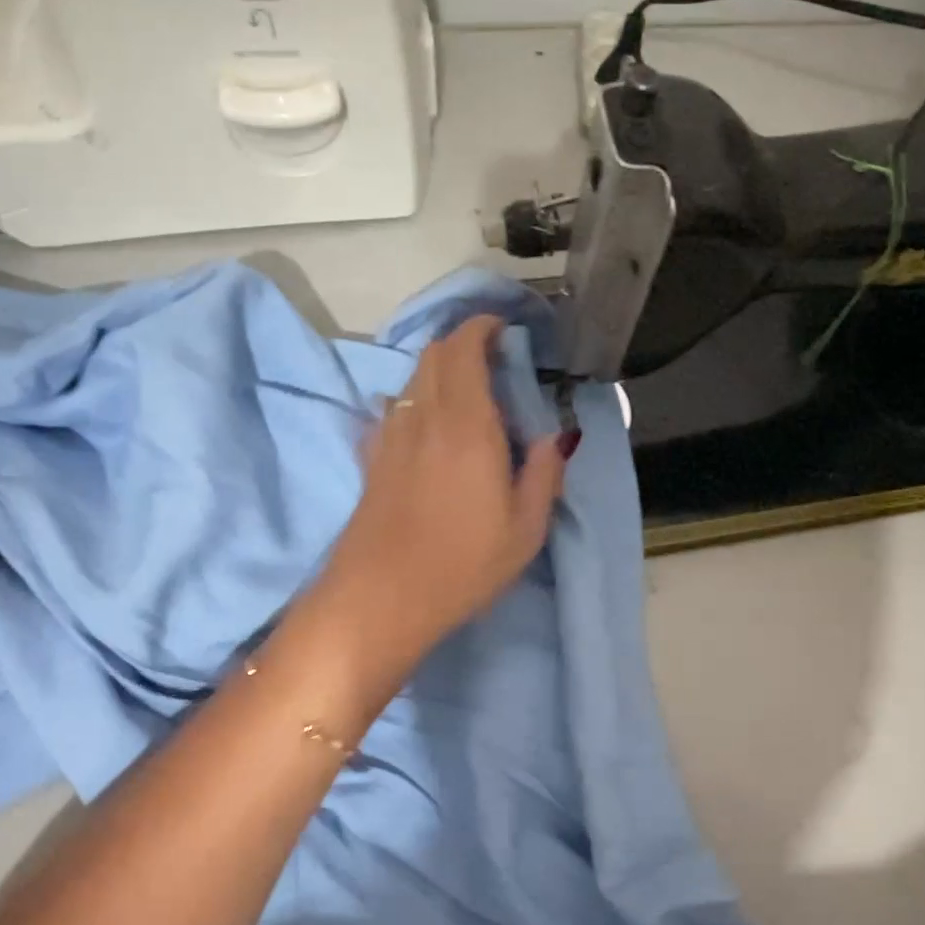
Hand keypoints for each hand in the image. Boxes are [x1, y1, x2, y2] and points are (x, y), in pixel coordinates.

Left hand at [293, 315, 570, 700]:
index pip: (464, 349)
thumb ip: (542, 475)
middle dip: (462, 343)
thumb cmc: (462, 564)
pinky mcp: (372, 460)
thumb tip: (552, 439)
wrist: (381, 597)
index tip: (504, 329)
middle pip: (433, 355)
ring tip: (466, 396)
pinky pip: (394, 411)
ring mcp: (391, 437)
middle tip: (493, 360)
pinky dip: (415, 403)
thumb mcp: (525, 530)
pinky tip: (428, 431)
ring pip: (411, 380)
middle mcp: (424, 417)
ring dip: (438, 372)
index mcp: (467, 424)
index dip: (482, 327)